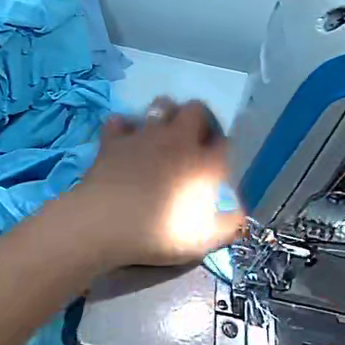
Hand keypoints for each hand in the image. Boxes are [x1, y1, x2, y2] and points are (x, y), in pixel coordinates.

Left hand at [56, 97, 244, 270]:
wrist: (105, 223)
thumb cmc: (158, 233)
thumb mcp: (202, 240)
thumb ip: (227, 225)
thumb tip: (238, 214)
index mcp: (205, 163)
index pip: (224, 143)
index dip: (222, 150)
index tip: (217, 164)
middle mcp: (179, 140)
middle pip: (197, 110)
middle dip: (199, 119)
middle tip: (193, 140)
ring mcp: (145, 135)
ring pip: (162, 104)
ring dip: (166, 114)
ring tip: (162, 133)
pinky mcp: (115, 138)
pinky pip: (121, 121)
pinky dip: (124, 127)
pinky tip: (124, 139)